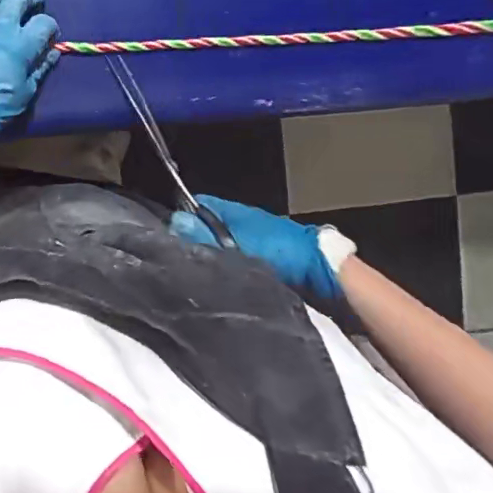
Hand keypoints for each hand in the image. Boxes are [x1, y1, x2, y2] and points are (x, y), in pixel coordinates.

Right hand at [170, 194, 351, 300]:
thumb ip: (206, 235)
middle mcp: (242, 223)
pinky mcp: (262, 263)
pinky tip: (218, 285)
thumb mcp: (239, 243)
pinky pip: (234, 265)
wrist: (325, 277)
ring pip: (218, 248)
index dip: (181, 218)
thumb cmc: (282, 253)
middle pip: (206, 229)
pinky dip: (226, 273)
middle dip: (192, 243)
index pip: (198, 206)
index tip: (166, 237)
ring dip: (210, 260)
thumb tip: (174, 224)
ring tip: (194, 276)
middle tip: (178, 262)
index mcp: (234, 211)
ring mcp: (253, 243)